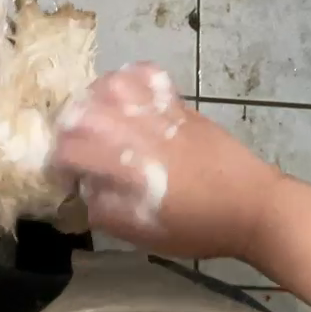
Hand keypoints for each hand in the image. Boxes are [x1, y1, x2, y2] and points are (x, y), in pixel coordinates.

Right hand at [50, 63, 282, 260]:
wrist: (253, 205)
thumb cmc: (199, 226)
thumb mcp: (146, 235)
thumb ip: (107, 213)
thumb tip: (85, 191)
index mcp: (128, 167)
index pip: (72, 149)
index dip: (58, 161)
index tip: (63, 174)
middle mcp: (138, 132)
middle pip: (84, 111)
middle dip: (68, 127)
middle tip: (72, 144)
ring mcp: (159, 112)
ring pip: (111, 85)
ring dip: (92, 98)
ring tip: (94, 115)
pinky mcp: (177, 104)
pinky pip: (146, 76)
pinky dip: (128, 78)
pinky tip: (126, 95)